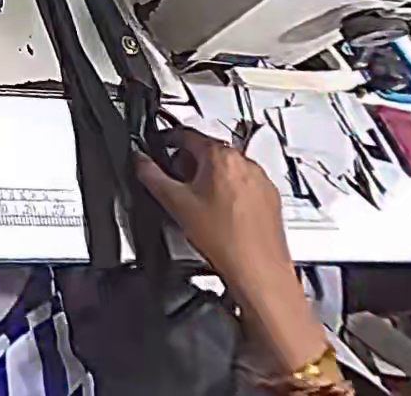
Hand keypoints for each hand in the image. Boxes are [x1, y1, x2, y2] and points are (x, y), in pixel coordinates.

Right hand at [135, 129, 291, 292]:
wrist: (260, 275)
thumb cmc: (226, 242)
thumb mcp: (175, 203)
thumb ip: (150, 175)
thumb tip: (140, 161)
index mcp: (220, 156)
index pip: (186, 134)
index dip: (167, 140)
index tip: (161, 147)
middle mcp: (245, 163)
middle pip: (207, 150)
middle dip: (188, 164)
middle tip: (177, 183)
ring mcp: (261, 181)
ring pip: (226, 168)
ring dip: (209, 178)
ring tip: (199, 204)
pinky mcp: (271, 199)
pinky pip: (244, 184)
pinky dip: (229, 192)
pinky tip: (220, 215)